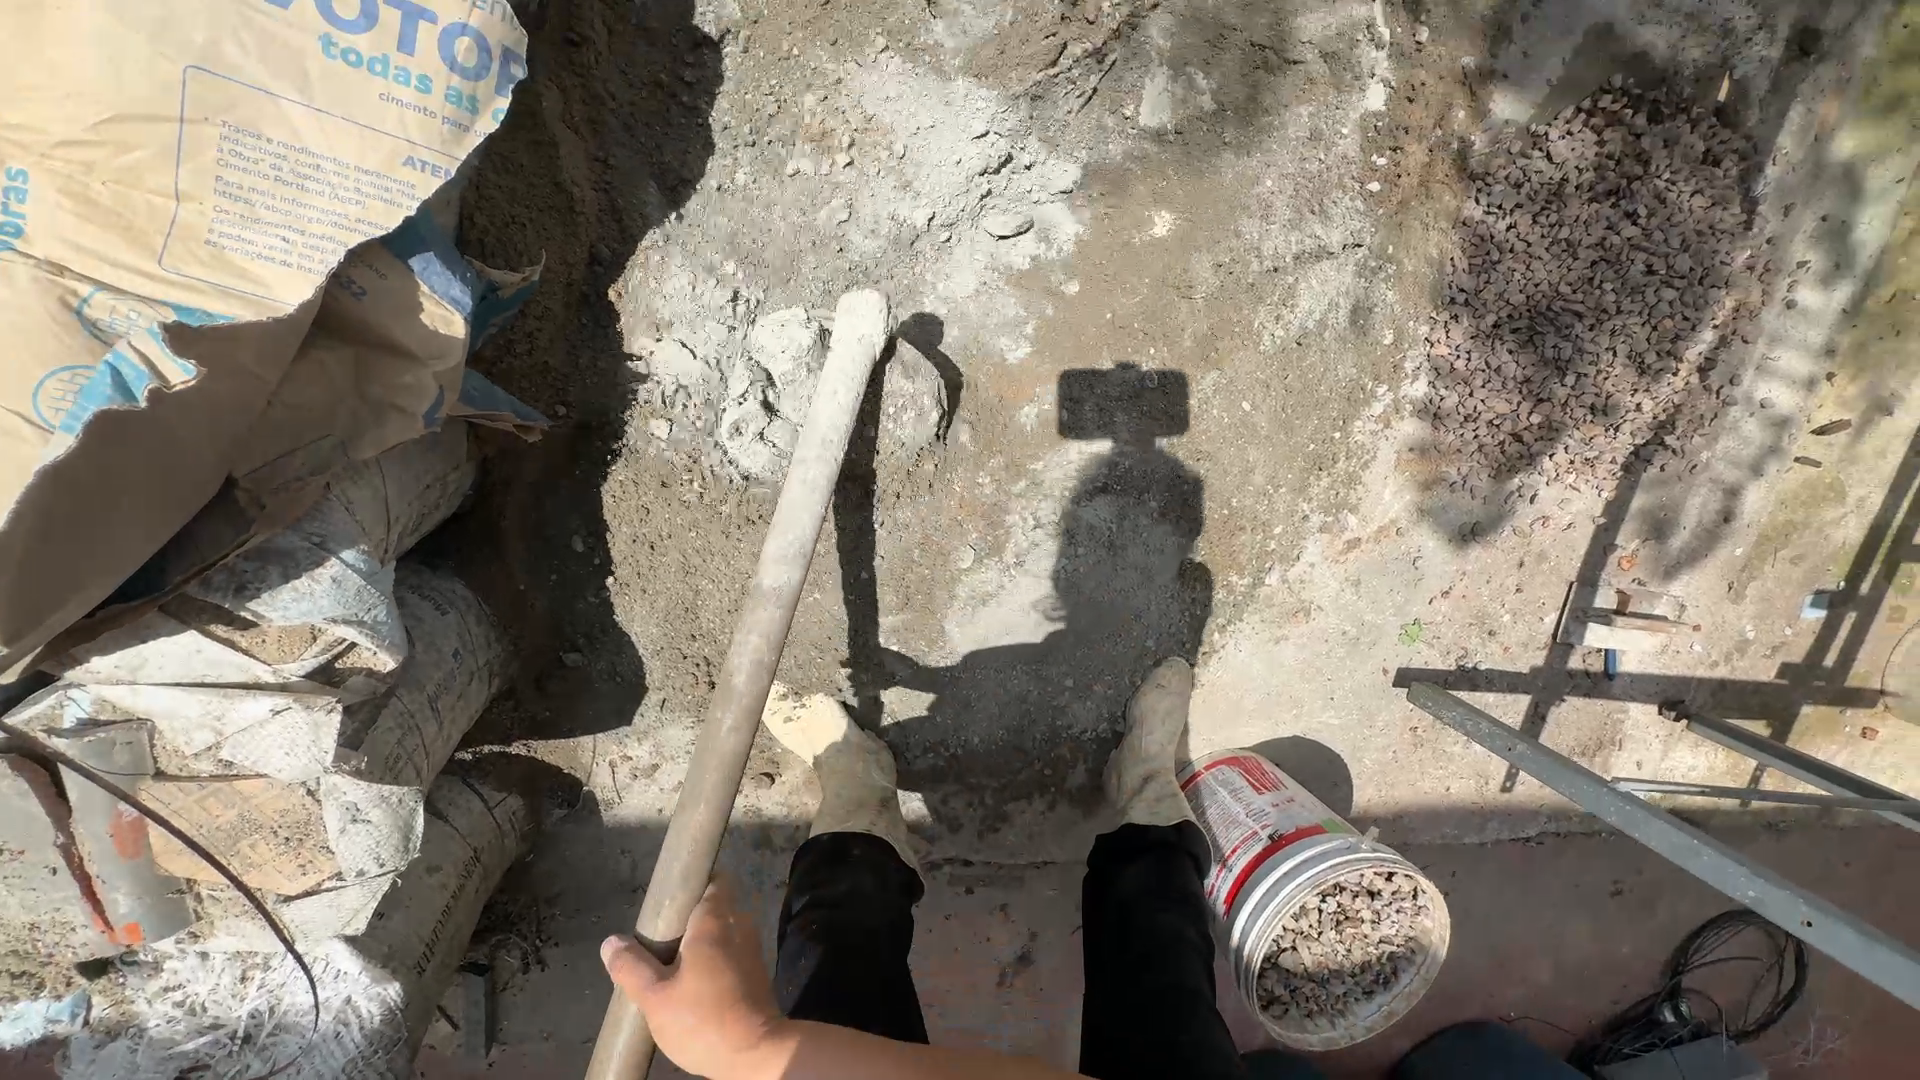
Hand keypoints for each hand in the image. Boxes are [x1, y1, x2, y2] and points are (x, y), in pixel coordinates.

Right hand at [601, 880, 788, 1079]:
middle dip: (690, 917)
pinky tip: (694, 980)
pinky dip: (715, 956)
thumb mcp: (655, 997)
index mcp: (716, 918)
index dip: (692, 885)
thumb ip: (631, 967)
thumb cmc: (702, 1018)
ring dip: (702, 939)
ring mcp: (752, 945)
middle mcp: (740, 922)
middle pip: (716, 904)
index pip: (713, 879)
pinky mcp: (756, 968)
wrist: (754, 1051)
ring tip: (672, 962)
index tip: (668, 904)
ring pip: (725, 928)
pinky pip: (733, 948)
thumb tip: (611, 941)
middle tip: (660, 939)